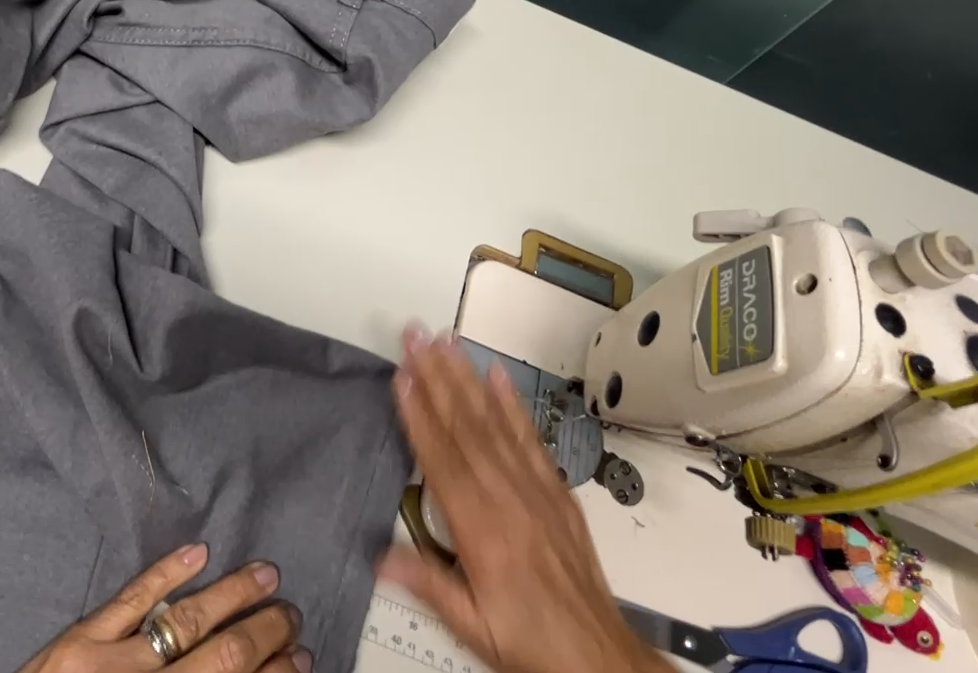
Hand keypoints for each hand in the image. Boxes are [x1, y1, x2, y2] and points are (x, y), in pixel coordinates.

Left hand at [18, 543, 311, 672]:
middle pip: (222, 656)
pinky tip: (199, 551)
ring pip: (185, 618)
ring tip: (267, 576)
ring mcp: (108, 663)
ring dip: (233, 595)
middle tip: (292, 613)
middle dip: (265, 632)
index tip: (302, 657)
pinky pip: (130, 600)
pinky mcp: (78, 641)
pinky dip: (167, 573)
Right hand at [380, 328, 667, 672]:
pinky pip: (530, 438)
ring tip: (448, 342)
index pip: (441, 457)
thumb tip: (379, 557)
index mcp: (480, 527)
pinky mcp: (555, 491)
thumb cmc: (530, 640)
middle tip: (417, 337)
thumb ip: (427, 583)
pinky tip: (498, 376)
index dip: (418, 413)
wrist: (598, 656)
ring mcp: (534, 489)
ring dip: (467, 378)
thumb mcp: (471, 625)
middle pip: (465, 426)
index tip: (401, 375)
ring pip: (494, 423)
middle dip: (437, 376)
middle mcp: (507, 497)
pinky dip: (512, 404)